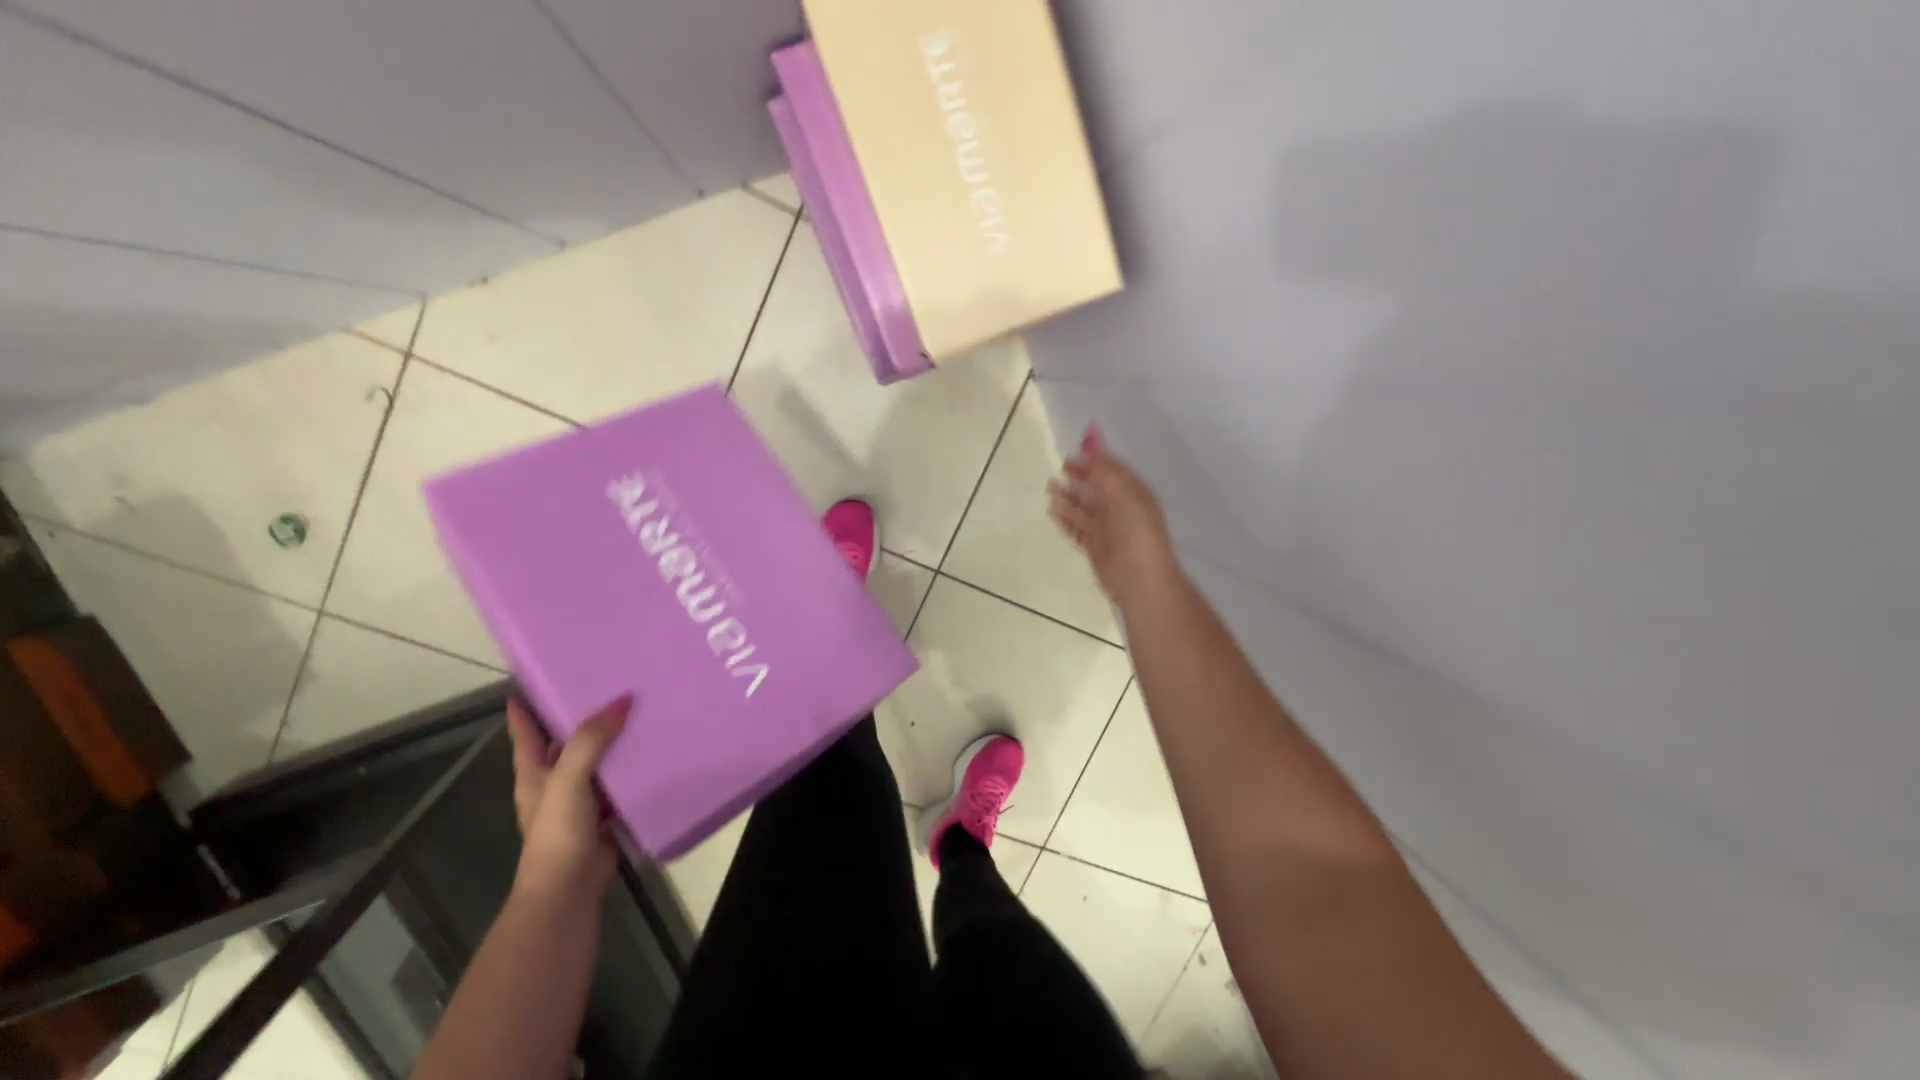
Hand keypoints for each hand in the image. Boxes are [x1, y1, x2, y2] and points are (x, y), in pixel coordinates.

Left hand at [505, 695, 630, 901]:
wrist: (569, 887)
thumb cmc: (556, 830)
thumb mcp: (568, 777)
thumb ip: (591, 739)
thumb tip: (622, 700)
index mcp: (533, 772)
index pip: (525, 731)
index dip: (526, 707)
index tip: (536, 678)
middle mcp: (553, 782)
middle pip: (564, 743)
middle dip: (580, 719)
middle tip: (607, 687)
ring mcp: (579, 801)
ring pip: (595, 763)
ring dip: (611, 743)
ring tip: (637, 712)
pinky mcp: (603, 816)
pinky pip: (617, 785)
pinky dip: (630, 770)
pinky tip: (651, 753)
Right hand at [1048, 425, 1182, 610]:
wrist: (1140, 580)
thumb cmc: (1138, 535)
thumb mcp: (1126, 497)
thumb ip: (1106, 474)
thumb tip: (1091, 451)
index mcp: (1134, 495)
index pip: (1114, 472)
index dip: (1096, 461)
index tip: (1075, 452)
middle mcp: (1121, 510)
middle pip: (1097, 488)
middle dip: (1080, 477)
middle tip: (1061, 469)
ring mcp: (1107, 530)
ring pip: (1084, 508)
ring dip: (1068, 497)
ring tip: (1050, 488)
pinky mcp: (1095, 548)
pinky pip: (1076, 529)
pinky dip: (1065, 519)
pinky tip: (1052, 511)